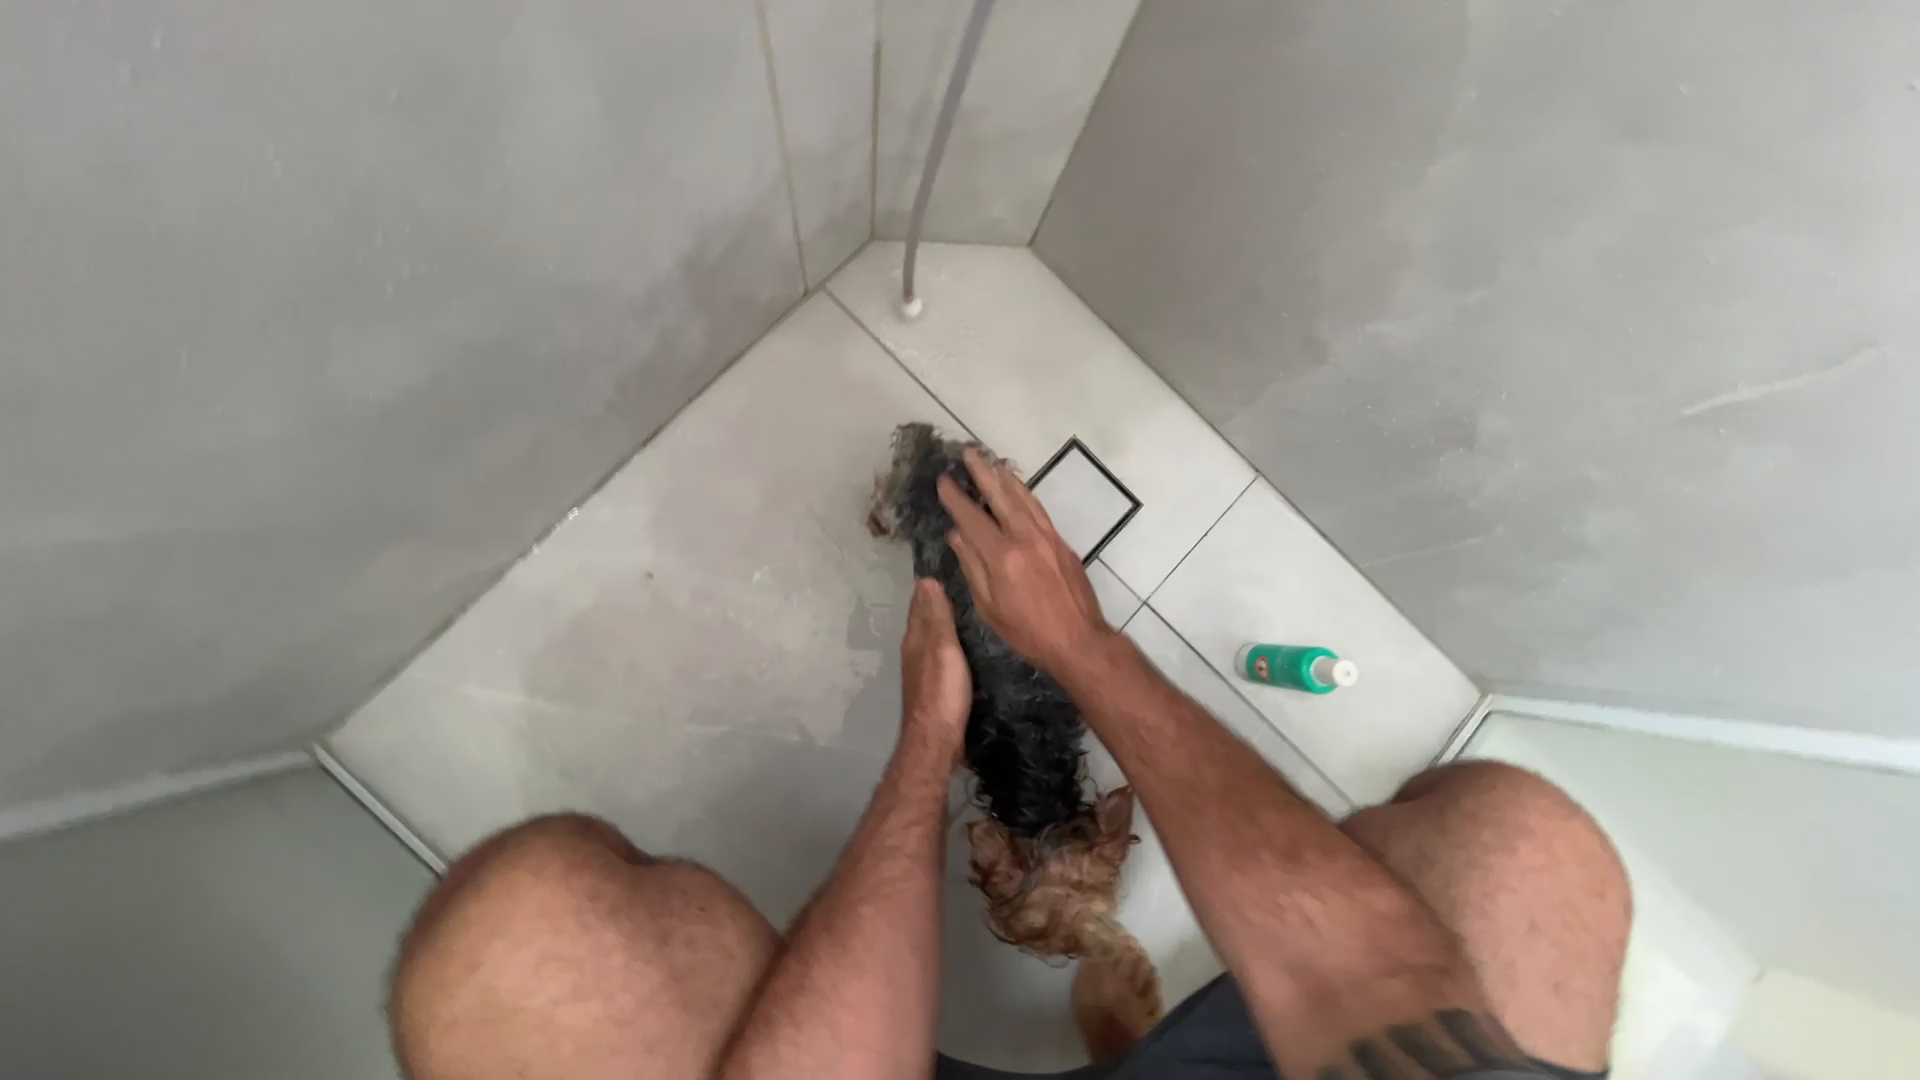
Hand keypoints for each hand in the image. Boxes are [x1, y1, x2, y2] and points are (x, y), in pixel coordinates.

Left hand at [900, 578, 971, 761]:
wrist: (936, 740)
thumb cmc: (942, 692)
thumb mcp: (943, 649)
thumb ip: (937, 617)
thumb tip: (926, 581)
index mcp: (915, 640)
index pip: (920, 605)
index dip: (929, 589)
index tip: (945, 570)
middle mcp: (914, 652)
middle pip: (924, 621)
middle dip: (936, 604)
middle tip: (958, 586)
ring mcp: (922, 672)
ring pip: (932, 640)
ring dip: (943, 626)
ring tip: (964, 612)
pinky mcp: (934, 688)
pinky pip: (941, 657)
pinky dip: (949, 647)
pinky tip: (963, 649)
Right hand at [936, 448, 1113, 676]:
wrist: (1079, 641)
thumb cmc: (1028, 632)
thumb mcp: (989, 608)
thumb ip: (972, 567)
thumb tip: (957, 536)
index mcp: (1002, 557)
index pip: (973, 519)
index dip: (956, 498)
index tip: (943, 480)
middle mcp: (1026, 538)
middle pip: (1001, 496)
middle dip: (982, 473)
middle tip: (968, 452)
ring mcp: (1048, 538)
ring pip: (1024, 498)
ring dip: (1005, 478)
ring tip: (991, 462)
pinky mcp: (1062, 543)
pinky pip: (1039, 510)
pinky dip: (1025, 494)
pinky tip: (1018, 489)